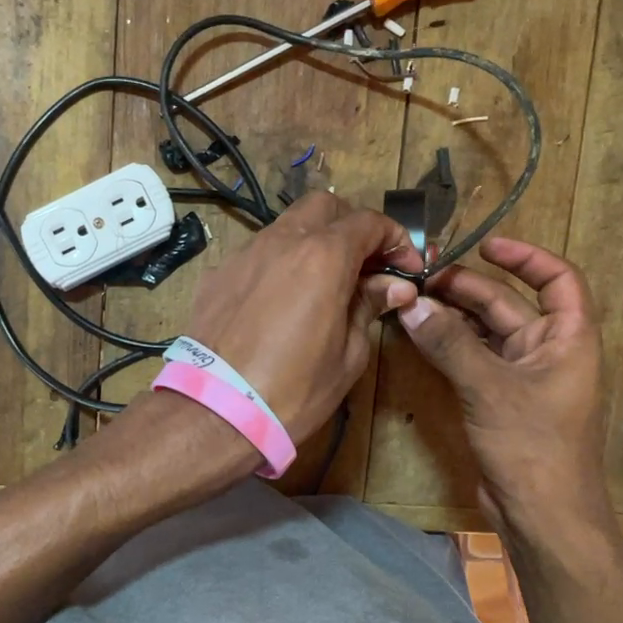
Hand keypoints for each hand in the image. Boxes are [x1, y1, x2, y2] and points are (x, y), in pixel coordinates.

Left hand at [185, 192, 418, 440]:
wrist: (217, 414)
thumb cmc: (294, 391)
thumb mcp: (348, 355)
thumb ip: (368, 308)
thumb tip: (393, 286)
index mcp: (324, 256)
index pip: (369, 222)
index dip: (395, 239)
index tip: (405, 267)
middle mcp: (282, 242)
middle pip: (323, 207)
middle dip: (350, 225)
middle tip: (364, 264)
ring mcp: (243, 256)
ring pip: (285, 228)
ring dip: (310, 242)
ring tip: (321, 284)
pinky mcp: (216, 277)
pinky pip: (255, 257)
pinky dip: (277, 266)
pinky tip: (279, 302)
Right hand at [391, 239, 607, 524]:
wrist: (542, 514)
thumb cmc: (533, 446)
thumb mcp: (490, 388)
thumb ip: (449, 344)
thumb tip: (410, 304)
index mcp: (568, 337)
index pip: (557, 279)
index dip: (526, 257)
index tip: (485, 244)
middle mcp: (548, 350)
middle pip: (510, 304)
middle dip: (469, 289)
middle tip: (423, 279)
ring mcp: (522, 377)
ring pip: (486, 333)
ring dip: (453, 317)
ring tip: (414, 301)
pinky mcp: (499, 401)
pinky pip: (473, 361)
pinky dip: (449, 347)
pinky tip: (420, 336)